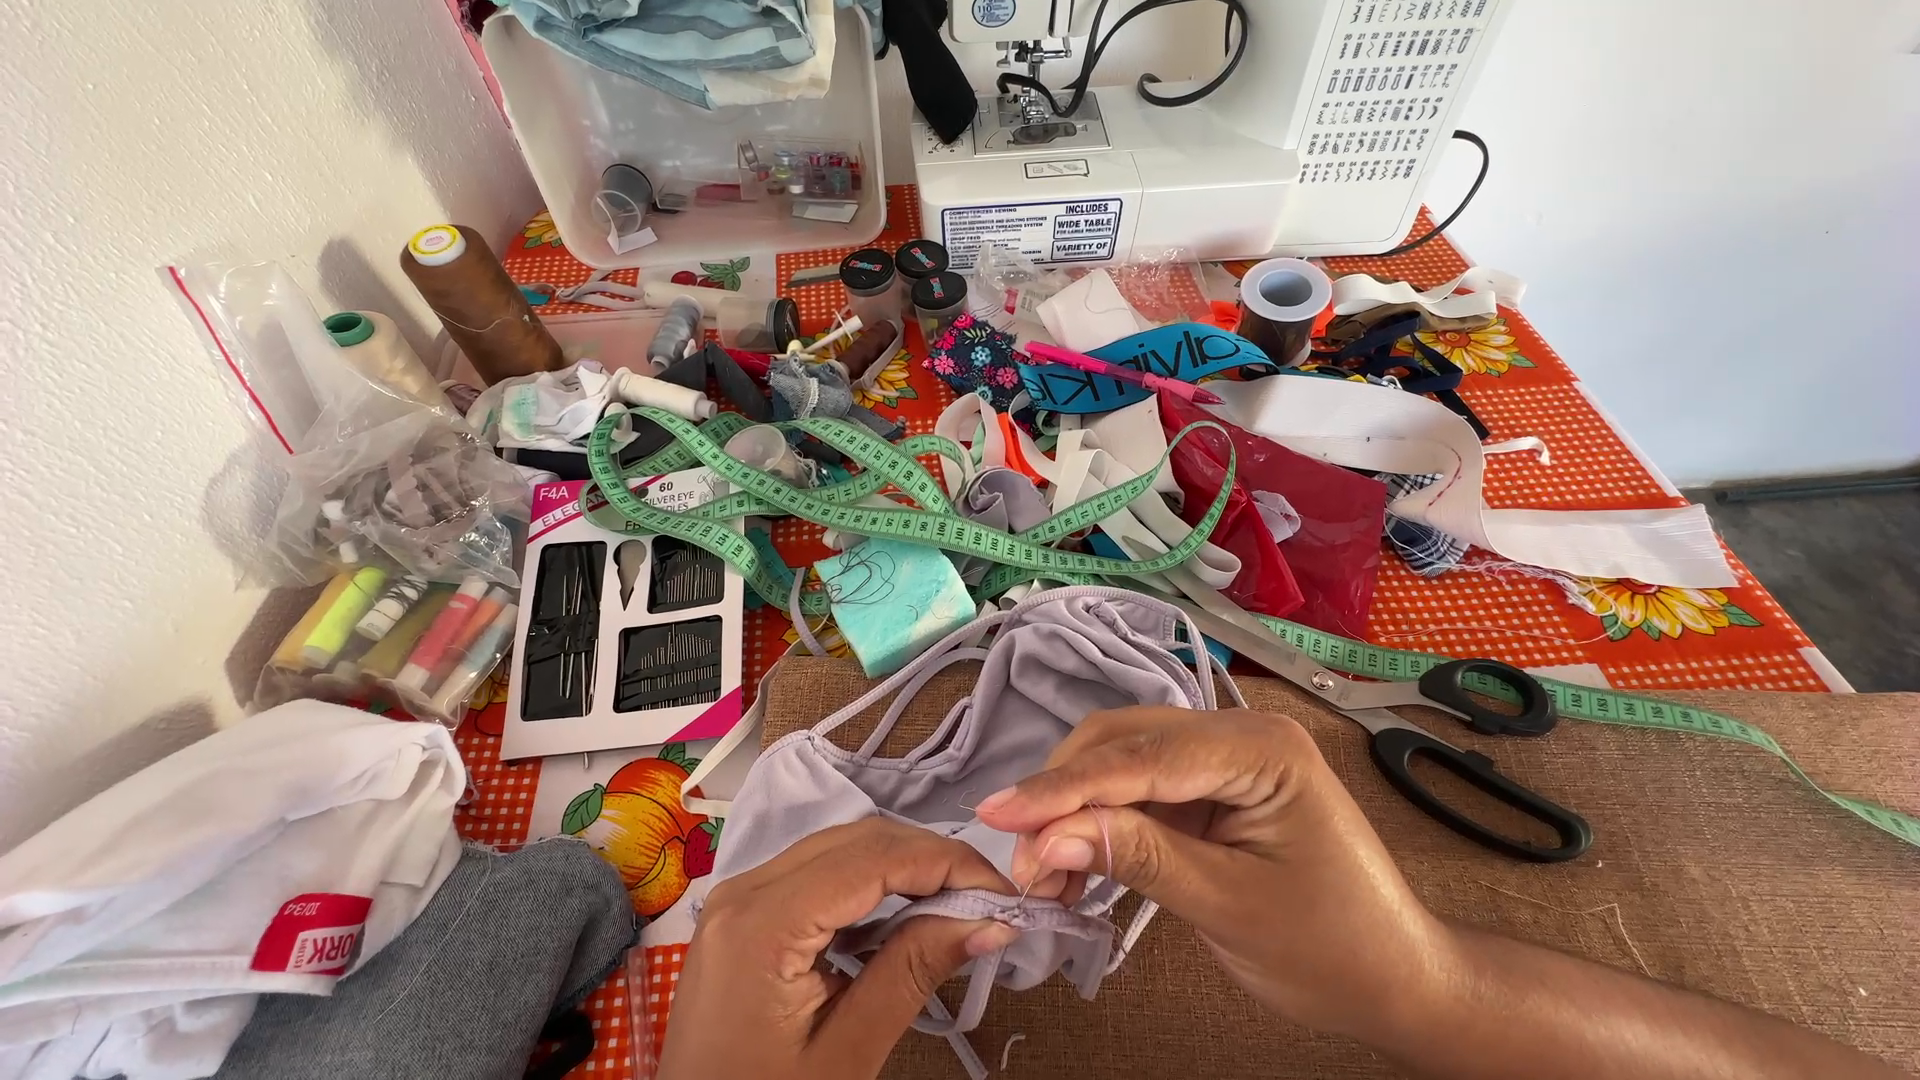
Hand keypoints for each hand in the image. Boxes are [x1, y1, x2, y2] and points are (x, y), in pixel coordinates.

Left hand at [658, 818, 1022, 1079]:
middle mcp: (745, 888)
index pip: (872, 857)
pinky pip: (820, 872)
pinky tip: (904, 912)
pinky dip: (870, 882)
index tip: (1003, 890)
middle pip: (857, 840)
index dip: (945, 861)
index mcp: (762, 922)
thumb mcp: (847, 1054)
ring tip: (957, 901)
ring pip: (840, 847)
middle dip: (929, 858)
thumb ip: (914, 971)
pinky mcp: (746, 911)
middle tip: (986, 898)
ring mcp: (741, 895)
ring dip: (903, 865)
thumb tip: (990, 920)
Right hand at [972, 706, 1454, 1043]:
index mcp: (1259, 748)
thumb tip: (1044, 838)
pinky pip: (1137, 789)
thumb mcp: (1228, 905)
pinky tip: (1075, 860)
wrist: (1397, 977)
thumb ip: (1136, 857)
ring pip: (1120, 760)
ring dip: (1074, 809)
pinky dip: (1099, 822)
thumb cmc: (1331, 948)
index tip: (997, 814)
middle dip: (1063, 796)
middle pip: (1123, 741)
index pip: (1142, 755)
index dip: (1063, 786)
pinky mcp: (1206, 785)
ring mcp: (1220, 755)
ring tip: (1043, 870)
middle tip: (1021, 858)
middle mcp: (1236, 731)